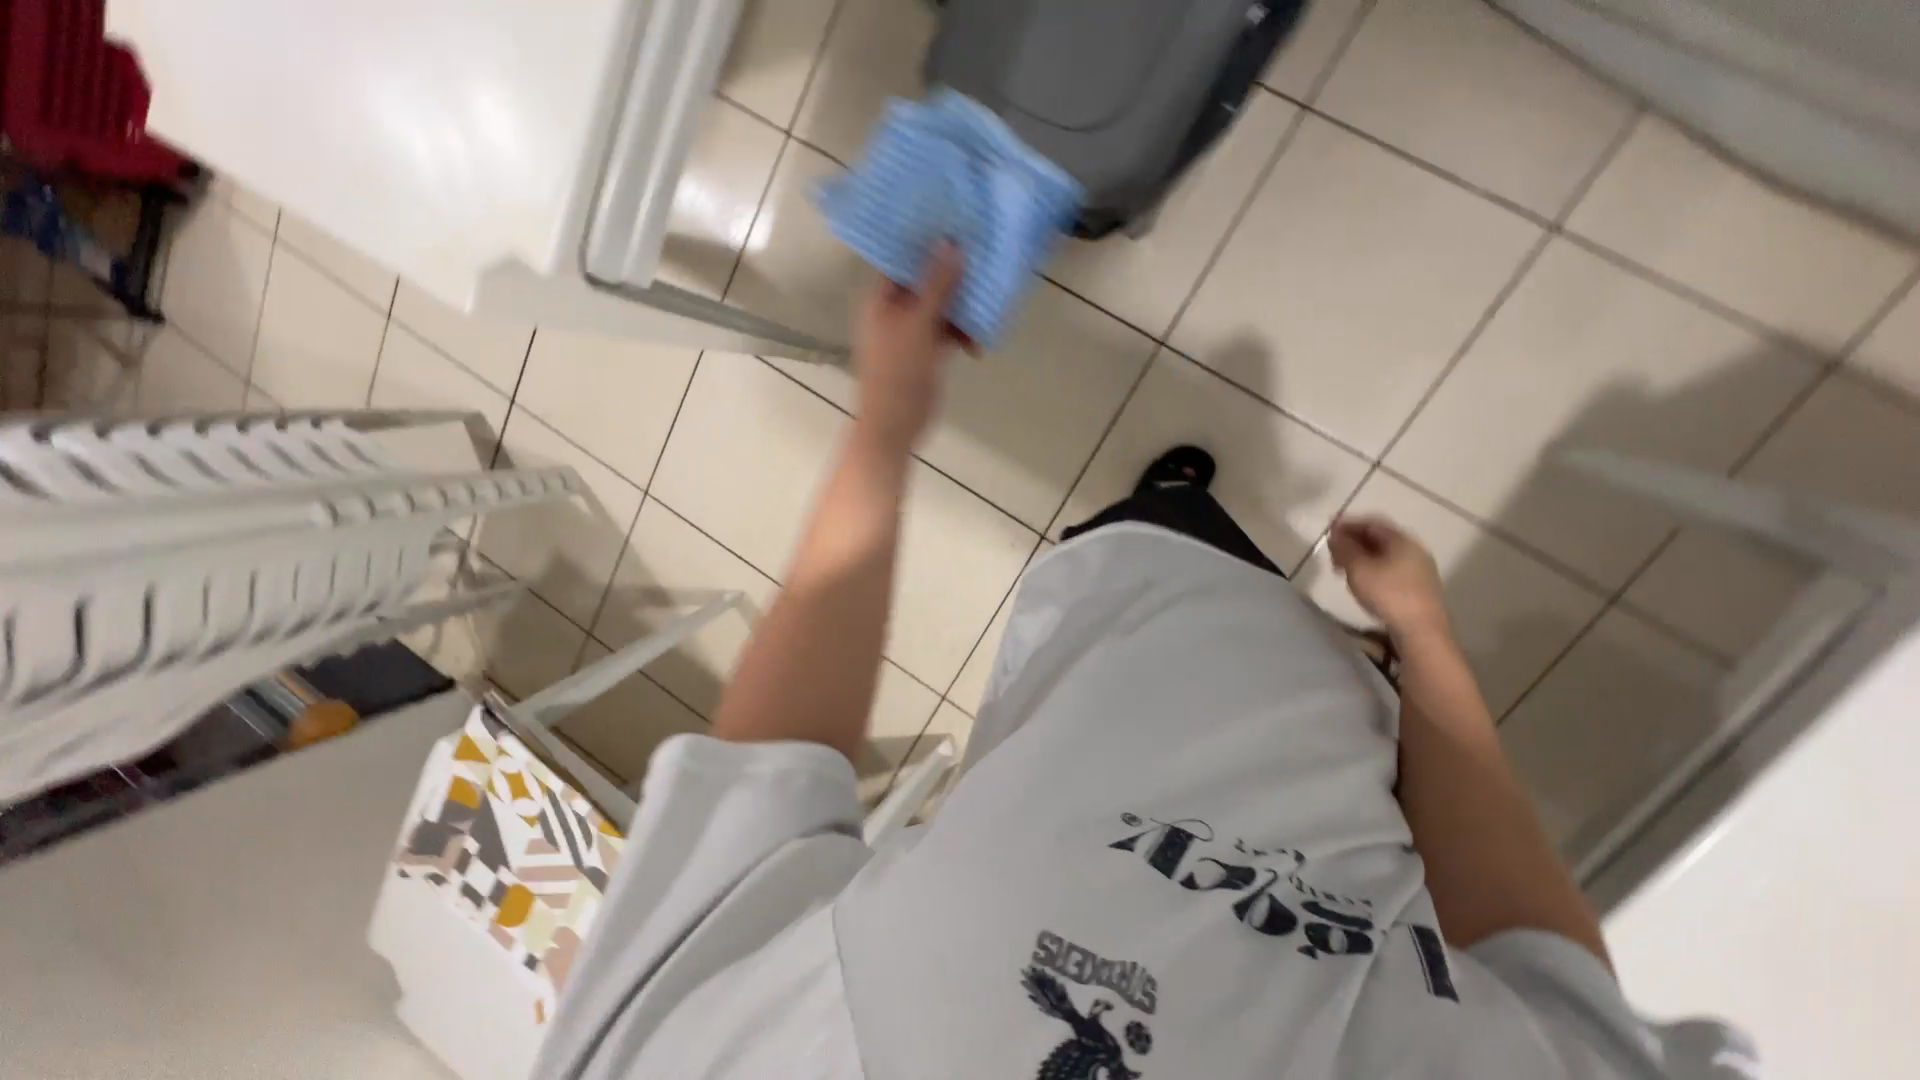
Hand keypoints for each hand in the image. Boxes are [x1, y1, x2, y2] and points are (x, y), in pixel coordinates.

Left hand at [850, 242, 967, 452]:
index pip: (902, 260)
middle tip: (983, 254)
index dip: (925, 243)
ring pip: (941, 307)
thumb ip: (936, 284)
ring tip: (989, 297)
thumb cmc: (897, 373)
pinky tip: (980, 339)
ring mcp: (912, 332)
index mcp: (880, 300)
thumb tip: (951, 244)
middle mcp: (894, 311)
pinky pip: (948, 331)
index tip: (955, 224)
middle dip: (953, 273)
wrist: (895, 426)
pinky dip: (963, 332)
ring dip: (963, 306)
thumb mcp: (917, 324)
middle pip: (925, 281)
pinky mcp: (928, 351)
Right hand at [1328, 515, 1450, 639]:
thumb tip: (1335, 535)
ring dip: (1361, 556)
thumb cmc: (1388, 594)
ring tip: (1342, 568)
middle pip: (1379, 538)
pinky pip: (1391, 569)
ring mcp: (1419, 569)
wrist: (1421, 630)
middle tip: (1332, 551)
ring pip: (1384, 555)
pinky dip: (1372, 568)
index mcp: (1401, 540)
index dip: (1348, 523)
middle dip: (1353, 541)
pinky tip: (1361, 582)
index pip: (1371, 523)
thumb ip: (1344, 549)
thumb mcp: (1358, 569)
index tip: (1328, 529)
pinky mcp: (1418, 587)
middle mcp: (1414, 550)